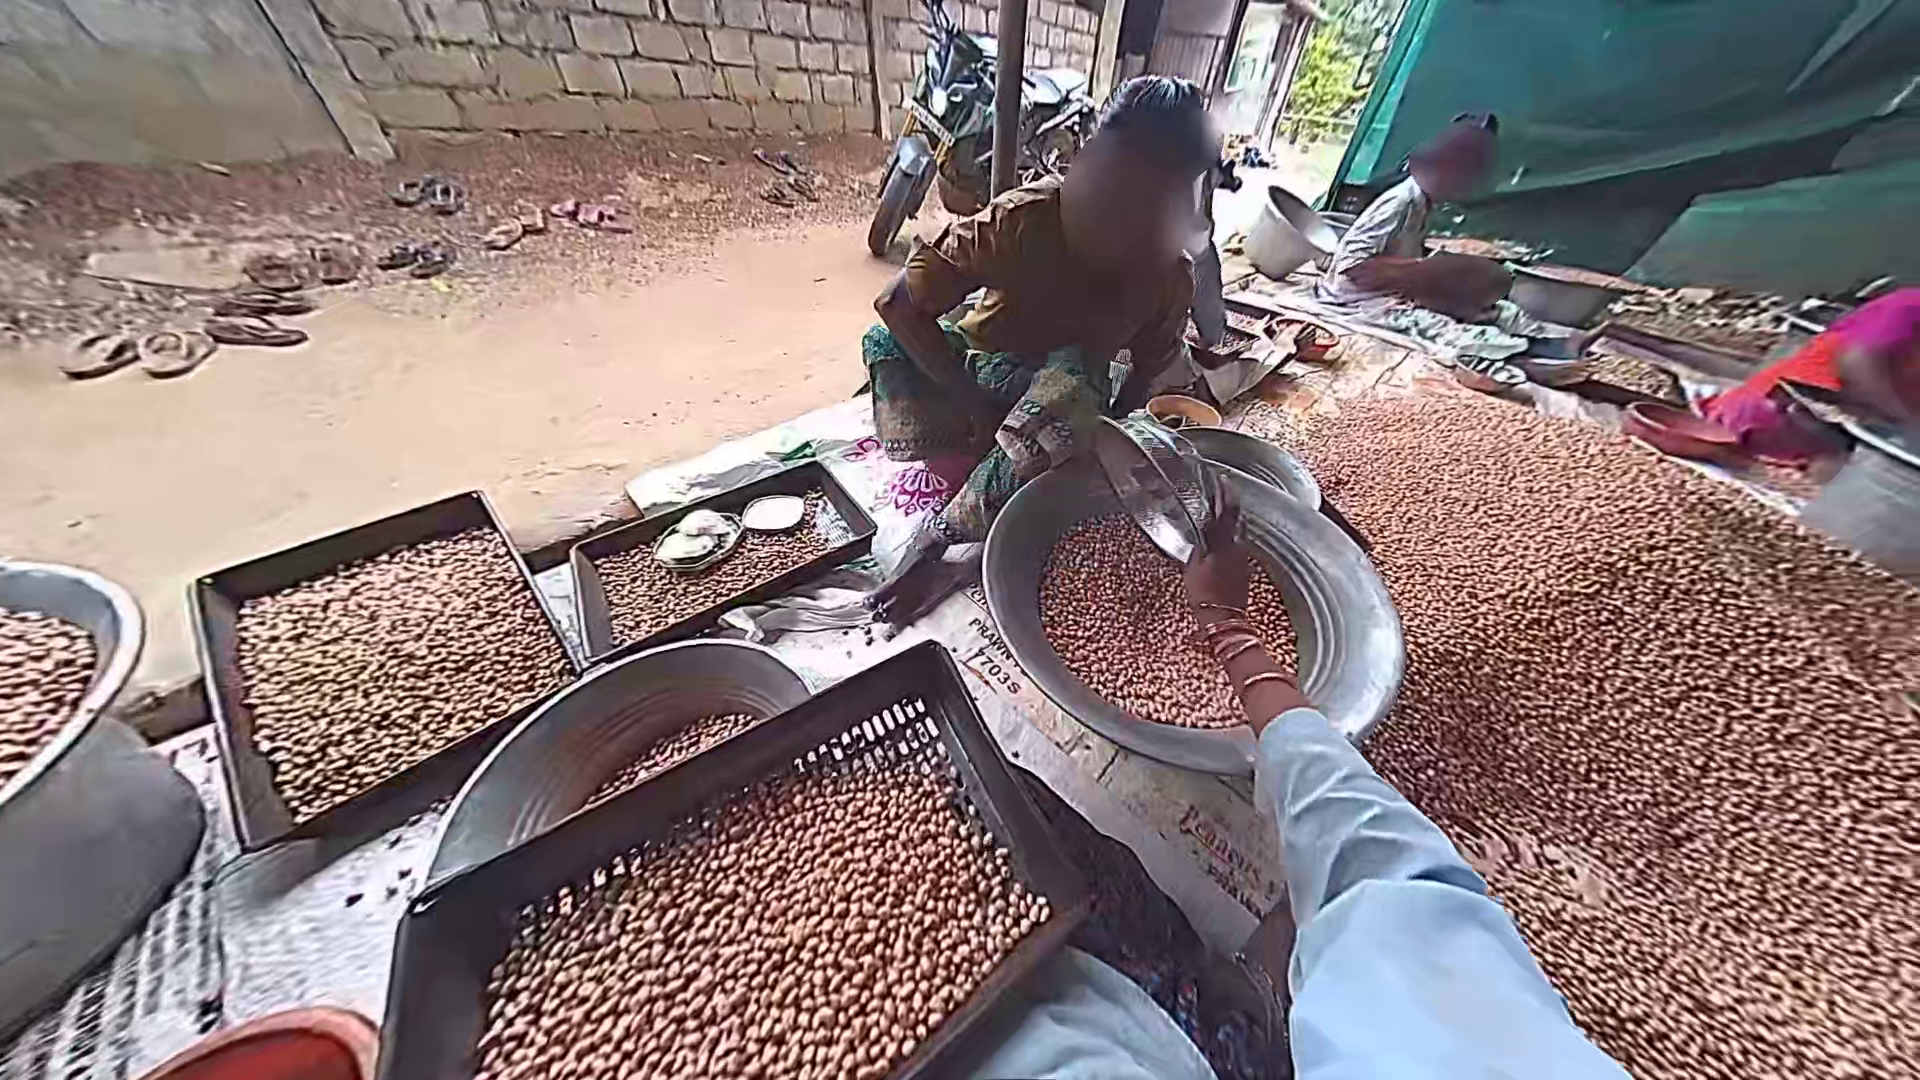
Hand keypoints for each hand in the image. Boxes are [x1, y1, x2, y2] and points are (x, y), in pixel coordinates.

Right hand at [1183, 497, 1249, 616]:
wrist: (1224, 619)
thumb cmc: (1204, 593)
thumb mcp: (1193, 566)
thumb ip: (1199, 547)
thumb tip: (1201, 536)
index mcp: (1226, 544)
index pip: (1227, 513)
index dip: (1225, 495)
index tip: (1223, 480)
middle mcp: (1238, 549)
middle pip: (1232, 523)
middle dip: (1224, 509)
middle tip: (1215, 496)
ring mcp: (1242, 561)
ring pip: (1232, 537)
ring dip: (1223, 527)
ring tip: (1210, 521)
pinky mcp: (1242, 572)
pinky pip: (1232, 550)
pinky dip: (1223, 544)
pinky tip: (1213, 548)